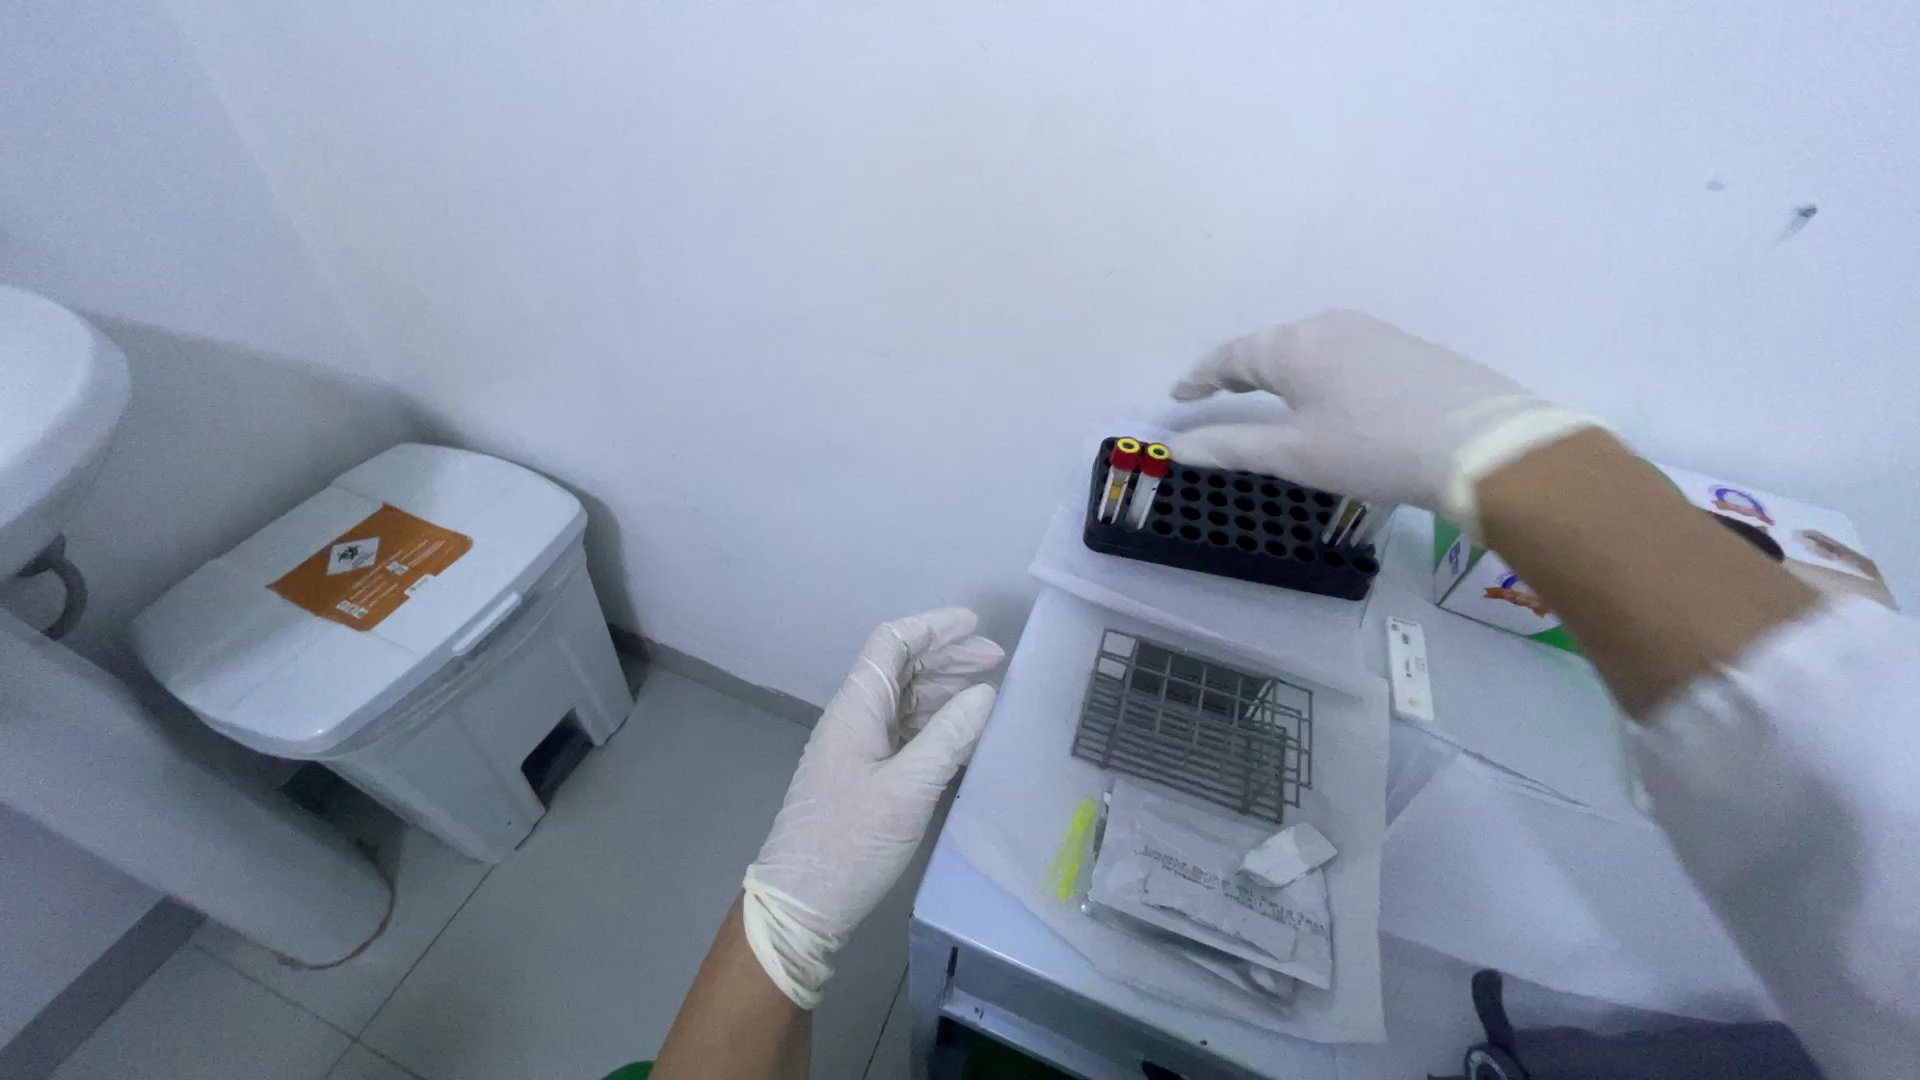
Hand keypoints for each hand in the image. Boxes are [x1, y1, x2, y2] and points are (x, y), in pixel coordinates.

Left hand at [741, 608, 1003, 1007]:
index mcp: (856, 707)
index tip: (976, 626)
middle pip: (901, 666)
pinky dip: (935, 722)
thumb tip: (986, 692)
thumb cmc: (850, 841)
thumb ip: (949, 736)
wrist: (800, 903)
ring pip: (904, 699)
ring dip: (943, 688)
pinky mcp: (865, 773)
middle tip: (995, 659)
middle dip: (947, 656)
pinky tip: (964, 731)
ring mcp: (858, 745)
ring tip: (988, 691)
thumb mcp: (908, 787)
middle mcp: (855, 716)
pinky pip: (904, 731)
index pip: (892, 642)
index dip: (933, 627)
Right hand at [1169, 310, 1598, 534]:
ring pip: (1306, 346)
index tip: (1178, 394)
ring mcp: (1373, 333)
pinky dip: (1313, 371)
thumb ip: (1229, 446)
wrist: (1483, 446)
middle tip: (1215, 392)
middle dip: (1237, 369)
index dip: (1200, 377)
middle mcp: (1329, 326)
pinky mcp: (1405, 348)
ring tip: (1263, 393)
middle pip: (1268, 345)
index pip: (1230, 356)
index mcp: (1294, 347)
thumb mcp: (1292, 455)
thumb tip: (1176, 446)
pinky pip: (1339, 352)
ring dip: (1276, 368)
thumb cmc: (1371, 449)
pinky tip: (1323, 393)